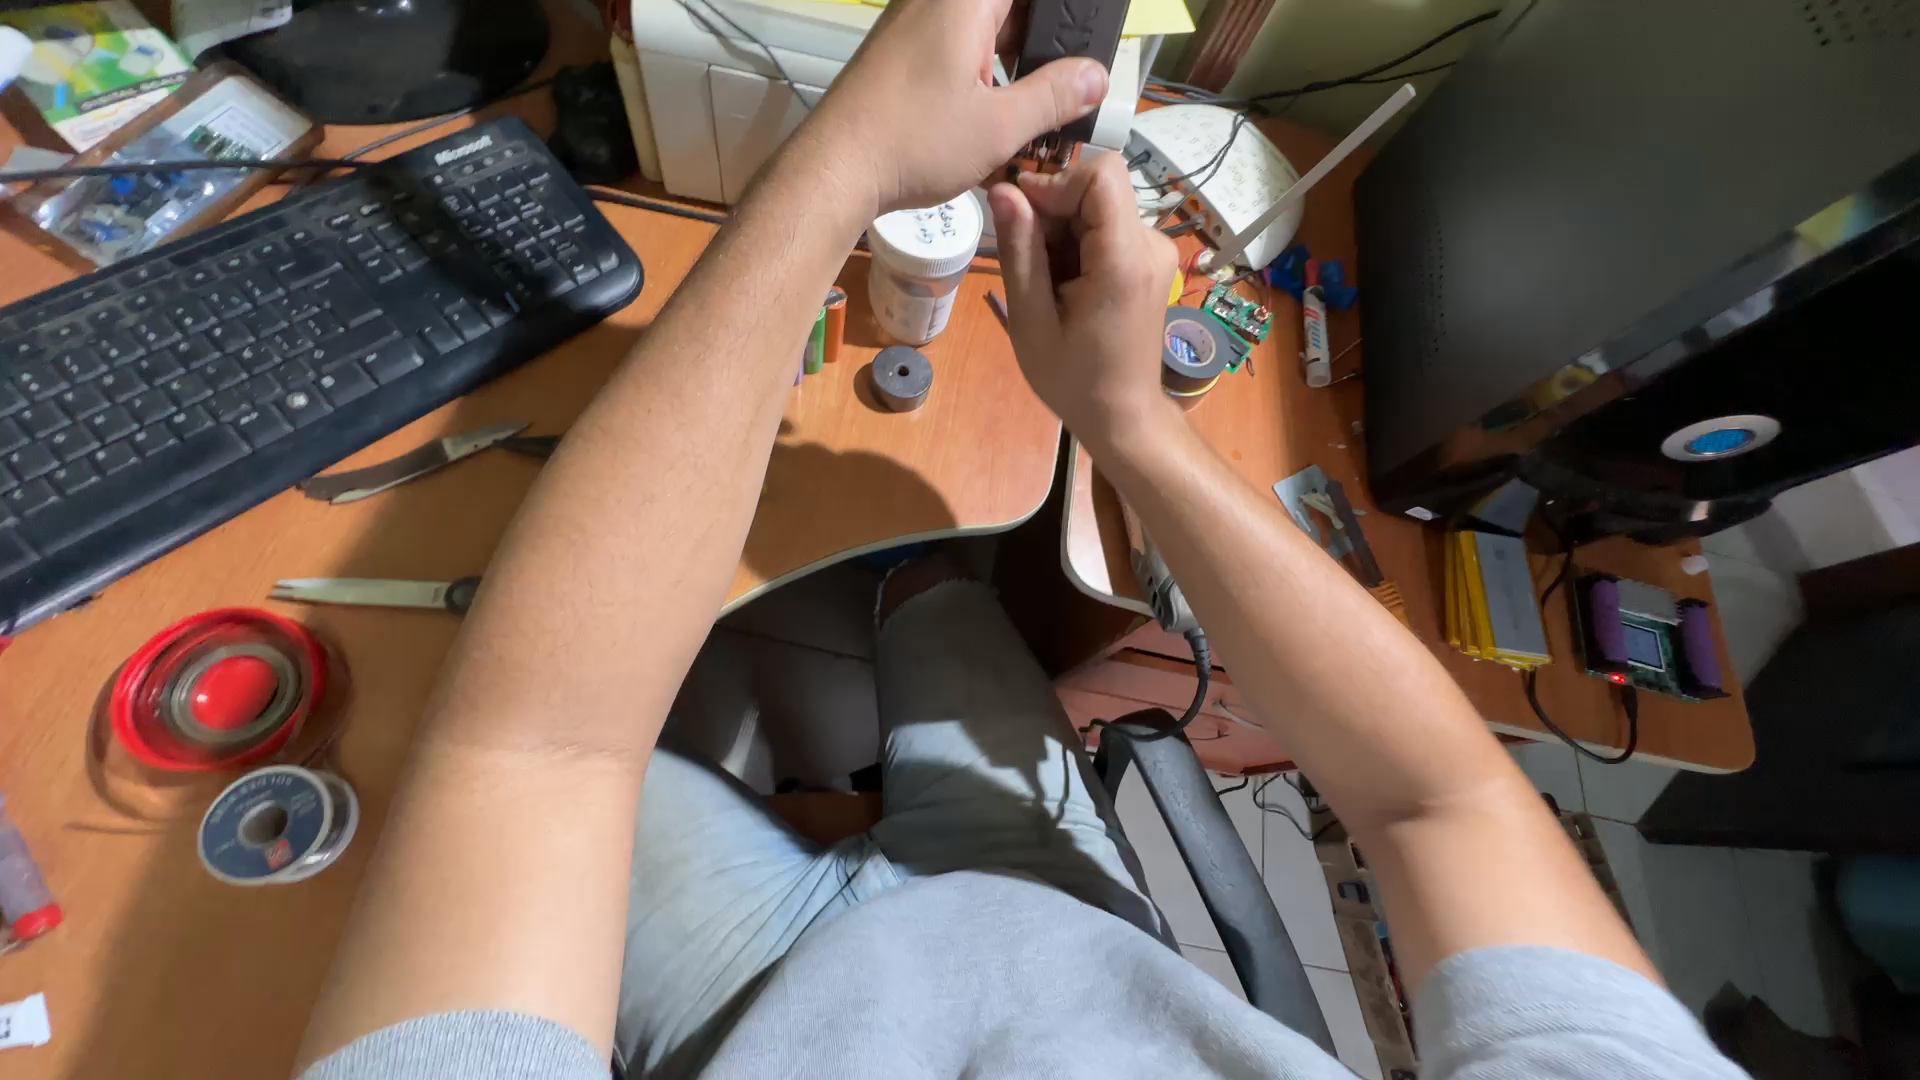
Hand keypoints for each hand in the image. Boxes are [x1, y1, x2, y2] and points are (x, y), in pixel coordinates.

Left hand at [806, 0, 1109, 214]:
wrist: (837, 169)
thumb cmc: (914, 143)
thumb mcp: (998, 127)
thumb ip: (1053, 98)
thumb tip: (1097, 77)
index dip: (1062, 17)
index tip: (1083, 45)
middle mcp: (936, 0)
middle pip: (1008, 11)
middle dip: (1041, 48)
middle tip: (1068, 91)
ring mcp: (914, 26)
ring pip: (983, 35)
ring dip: (1012, 71)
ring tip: (1035, 116)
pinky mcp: (901, 58)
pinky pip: (956, 54)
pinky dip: (981, 83)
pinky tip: (993, 124)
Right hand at [989, 152, 1181, 445]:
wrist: (1121, 414)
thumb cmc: (1072, 380)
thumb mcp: (1031, 321)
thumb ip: (1020, 252)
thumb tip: (1002, 190)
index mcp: (1125, 259)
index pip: (1100, 174)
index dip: (1054, 183)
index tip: (1020, 219)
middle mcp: (1152, 244)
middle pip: (1097, 189)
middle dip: (1054, 214)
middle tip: (1030, 267)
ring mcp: (1156, 251)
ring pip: (1100, 208)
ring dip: (1063, 234)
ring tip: (1048, 286)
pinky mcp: (1151, 261)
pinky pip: (1109, 229)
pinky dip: (1079, 246)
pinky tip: (1066, 287)